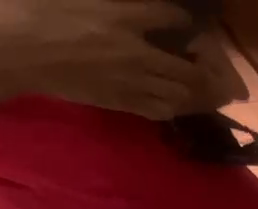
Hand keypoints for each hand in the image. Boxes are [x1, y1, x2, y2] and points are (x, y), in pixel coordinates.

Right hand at [0, 0, 206, 118]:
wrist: (7, 48)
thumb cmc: (27, 11)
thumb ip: (107, 3)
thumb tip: (128, 7)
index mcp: (118, 17)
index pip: (168, 15)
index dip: (180, 18)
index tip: (182, 20)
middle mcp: (137, 53)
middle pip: (192, 70)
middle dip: (201, 68)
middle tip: (196, 64)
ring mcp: (134, 81)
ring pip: (183, 94)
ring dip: (188, 90)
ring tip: (182, 84)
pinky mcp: (123, 102)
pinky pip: (163, 111)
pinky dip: (168, 106)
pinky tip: (163, 99)